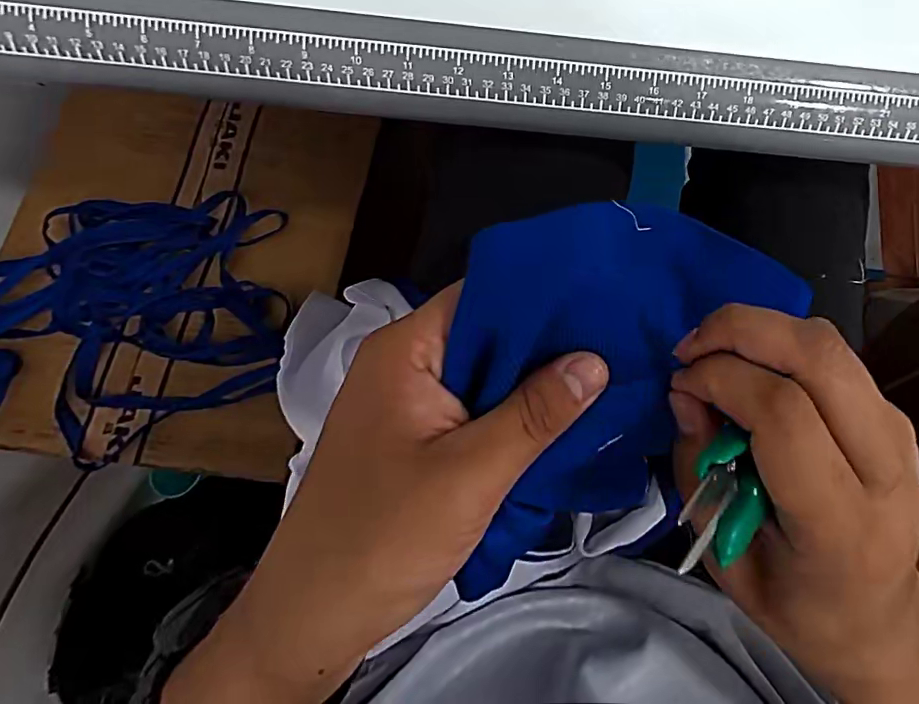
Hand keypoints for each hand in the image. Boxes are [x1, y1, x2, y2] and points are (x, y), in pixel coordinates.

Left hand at [166, 283, 608, 703]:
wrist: (308, 623)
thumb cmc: (381, 538)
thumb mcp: (470, 474)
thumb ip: (534, 414)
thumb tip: (595, 360)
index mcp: (405, 348)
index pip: (482, 295)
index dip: (540, 297)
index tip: (598, 305)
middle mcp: (404, 361)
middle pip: (487, 333)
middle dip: (545, 345)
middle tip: (610, 346)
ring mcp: (407, 399)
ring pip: (485, 373)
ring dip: (530, 384)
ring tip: (597, 378)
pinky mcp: (415, 434)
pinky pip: (474, 406)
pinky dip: (510, 413)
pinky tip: (555, 420)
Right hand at [670, 306, 918, 703]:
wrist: (879, 622)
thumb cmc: (797, 605)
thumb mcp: (725, 561)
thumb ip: (698, 472)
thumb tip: (685, 393)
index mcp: (842, 525)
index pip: (785, 416)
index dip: (722, 380)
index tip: (681, 385)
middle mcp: (885, 469)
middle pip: (818, 357)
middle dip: (741, 329)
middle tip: (692, 346)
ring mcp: (899, 434)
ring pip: (828, 343)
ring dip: (760, 328)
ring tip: (714, 350)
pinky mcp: (894, 414)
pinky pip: (832, 355)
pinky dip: (780, 343)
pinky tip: (750, 366)